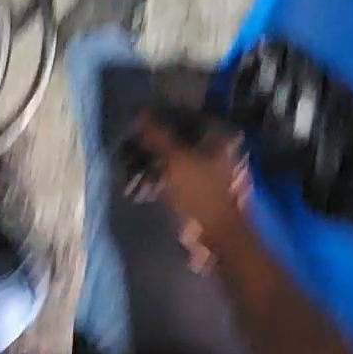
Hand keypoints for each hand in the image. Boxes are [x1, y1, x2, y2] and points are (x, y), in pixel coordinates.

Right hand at [131, 112, 253, 265]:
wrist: (221, 240)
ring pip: (179, 155)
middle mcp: (221, 148)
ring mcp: (214, 170)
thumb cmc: (201, 195)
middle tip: (132, 142)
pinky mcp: (205, 190)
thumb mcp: (175, 161)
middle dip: (156, 139)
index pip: (187, 114)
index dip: (162, 114)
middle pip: (182, 135)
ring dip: (156, 158)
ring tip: (132, 162)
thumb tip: (139, 113)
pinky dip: (163, 175)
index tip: (139, 119)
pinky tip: (144, 179)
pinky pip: (180, 174)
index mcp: (220, 136)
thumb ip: (157, 135)